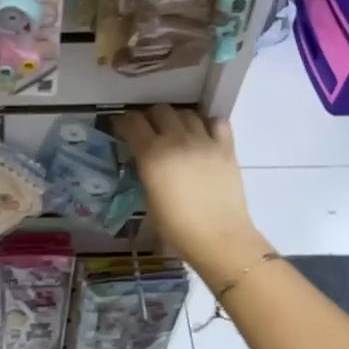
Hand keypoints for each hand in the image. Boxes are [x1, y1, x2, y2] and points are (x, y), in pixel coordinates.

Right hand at [116, 104, 271, 283]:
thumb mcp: (149, 200)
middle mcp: (177, 140)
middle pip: (160, 110)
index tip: (122, 128)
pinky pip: (216, 122)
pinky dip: (207, 124)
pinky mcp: (226, 148)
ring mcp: (205, 141)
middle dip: (150, 118)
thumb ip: (146, 174)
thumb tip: (146, 163)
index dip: (123, 122)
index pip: (132, 122)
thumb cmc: (177, 228)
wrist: (219, 238)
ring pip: (187, 113)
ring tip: (176, 133)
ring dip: (177, 119)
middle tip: (149, 132)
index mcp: (152, 156)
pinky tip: (203, 136)